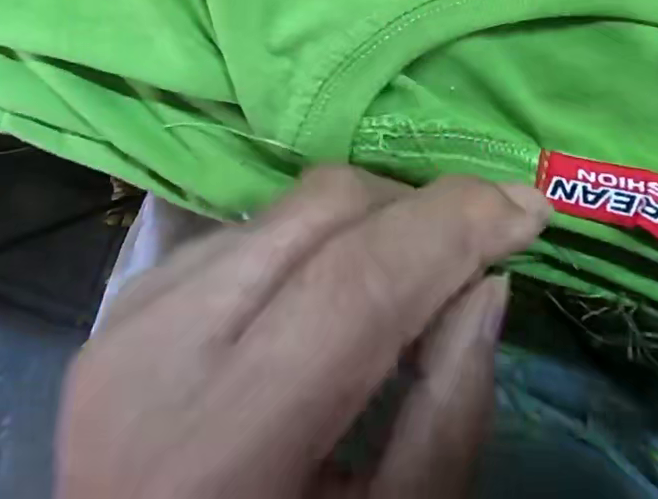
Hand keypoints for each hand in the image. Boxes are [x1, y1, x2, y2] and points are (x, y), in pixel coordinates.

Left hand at [59, 167, 552, 498]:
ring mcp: (131, 317)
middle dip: (423, 208)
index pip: (357, 282)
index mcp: (216, 451)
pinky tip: (338, 289)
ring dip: (375, 218)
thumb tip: (487, 279)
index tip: (529, 207)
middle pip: (325, 210)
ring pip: (293, 205)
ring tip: (411, 273)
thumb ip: (449, 412)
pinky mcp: (129, 300)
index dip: (455, 227)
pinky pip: (257, 226)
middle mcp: (155, 356)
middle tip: (480, 242)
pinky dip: (321, 235)